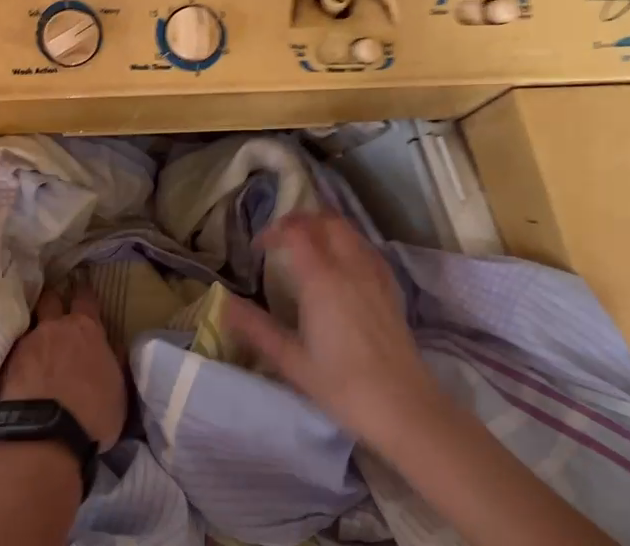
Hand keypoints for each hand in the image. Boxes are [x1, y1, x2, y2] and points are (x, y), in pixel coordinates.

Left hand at [0, 285, 126, 448]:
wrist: (45, 435)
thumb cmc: (93, 414)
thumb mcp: (119, 390)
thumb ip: (114, 362)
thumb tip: (113, 347)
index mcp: (86, 330)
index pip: (86, 297)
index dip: (85, 291)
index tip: (83, 287)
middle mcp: (54, 328)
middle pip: (51, 299)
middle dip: (54, 299)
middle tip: (57, 307)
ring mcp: (27, 343)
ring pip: (30, 323)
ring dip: (36, 330)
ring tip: (38, 341)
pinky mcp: (7, 363)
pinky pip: (15, 349)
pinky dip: (21, 355)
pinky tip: (22, 366)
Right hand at [224, 212, 439, 443]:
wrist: (406, 409)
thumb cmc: (343, 386)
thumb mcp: (291, 361)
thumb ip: (255, 328)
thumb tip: (223, 302)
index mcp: (322, 280)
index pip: (295, 232)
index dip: (273, 231)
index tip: (258, 248)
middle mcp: (350, 268)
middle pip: (326, 220)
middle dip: (300, 220)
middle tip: (281, 239)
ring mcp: (375, 276)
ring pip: (350, 231)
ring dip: (325, 228)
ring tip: (308, 248)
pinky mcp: (392, 289)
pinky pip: (367, 249)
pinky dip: (348, 243)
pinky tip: (341, 266)